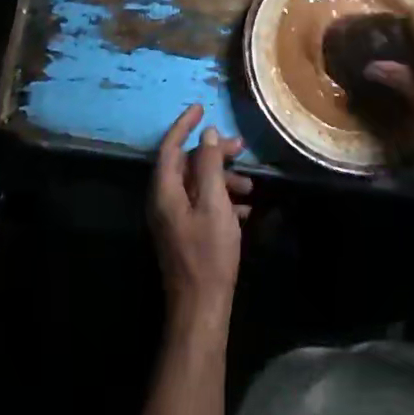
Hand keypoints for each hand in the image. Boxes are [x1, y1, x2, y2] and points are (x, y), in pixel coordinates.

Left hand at [149, 104, 252, 320]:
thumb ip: (210, 167)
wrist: (201, 307)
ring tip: (250, 186)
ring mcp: (171, 218)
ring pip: (196, 185)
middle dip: (213, 154)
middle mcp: (162, 200)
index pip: (170, 146)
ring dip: (222, 180)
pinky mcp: (183, 232)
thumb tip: (208, 135)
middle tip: (241, 148)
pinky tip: (245, 211)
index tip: (201, 107)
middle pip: (186, 164)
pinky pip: (200, 204)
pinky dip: (221, 200)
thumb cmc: (209, 255)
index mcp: (164, 190)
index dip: (185, 125)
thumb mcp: (214, 205)